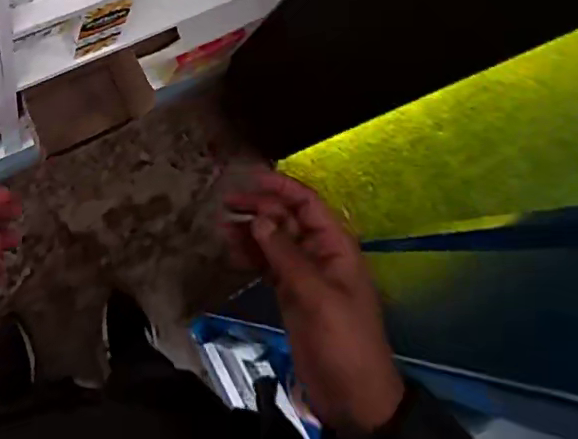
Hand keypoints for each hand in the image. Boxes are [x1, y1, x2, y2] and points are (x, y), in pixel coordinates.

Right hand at [223, 170, 403, 434]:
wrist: (355, 400)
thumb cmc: (344, 343)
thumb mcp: (318, 297)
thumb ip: (287, 256)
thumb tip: (260, 219)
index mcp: (335, 246)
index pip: (306, 203)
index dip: (280, 187)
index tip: (250, 178)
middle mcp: (319, 253)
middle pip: (286, 219)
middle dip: (259, 208)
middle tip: (227, 203)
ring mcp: (305, 274)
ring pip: (274, 240)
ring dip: (250, 231)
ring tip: (222, 226)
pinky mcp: (291, 294)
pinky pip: (268, 264)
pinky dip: (251, 255)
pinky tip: (232, 252)